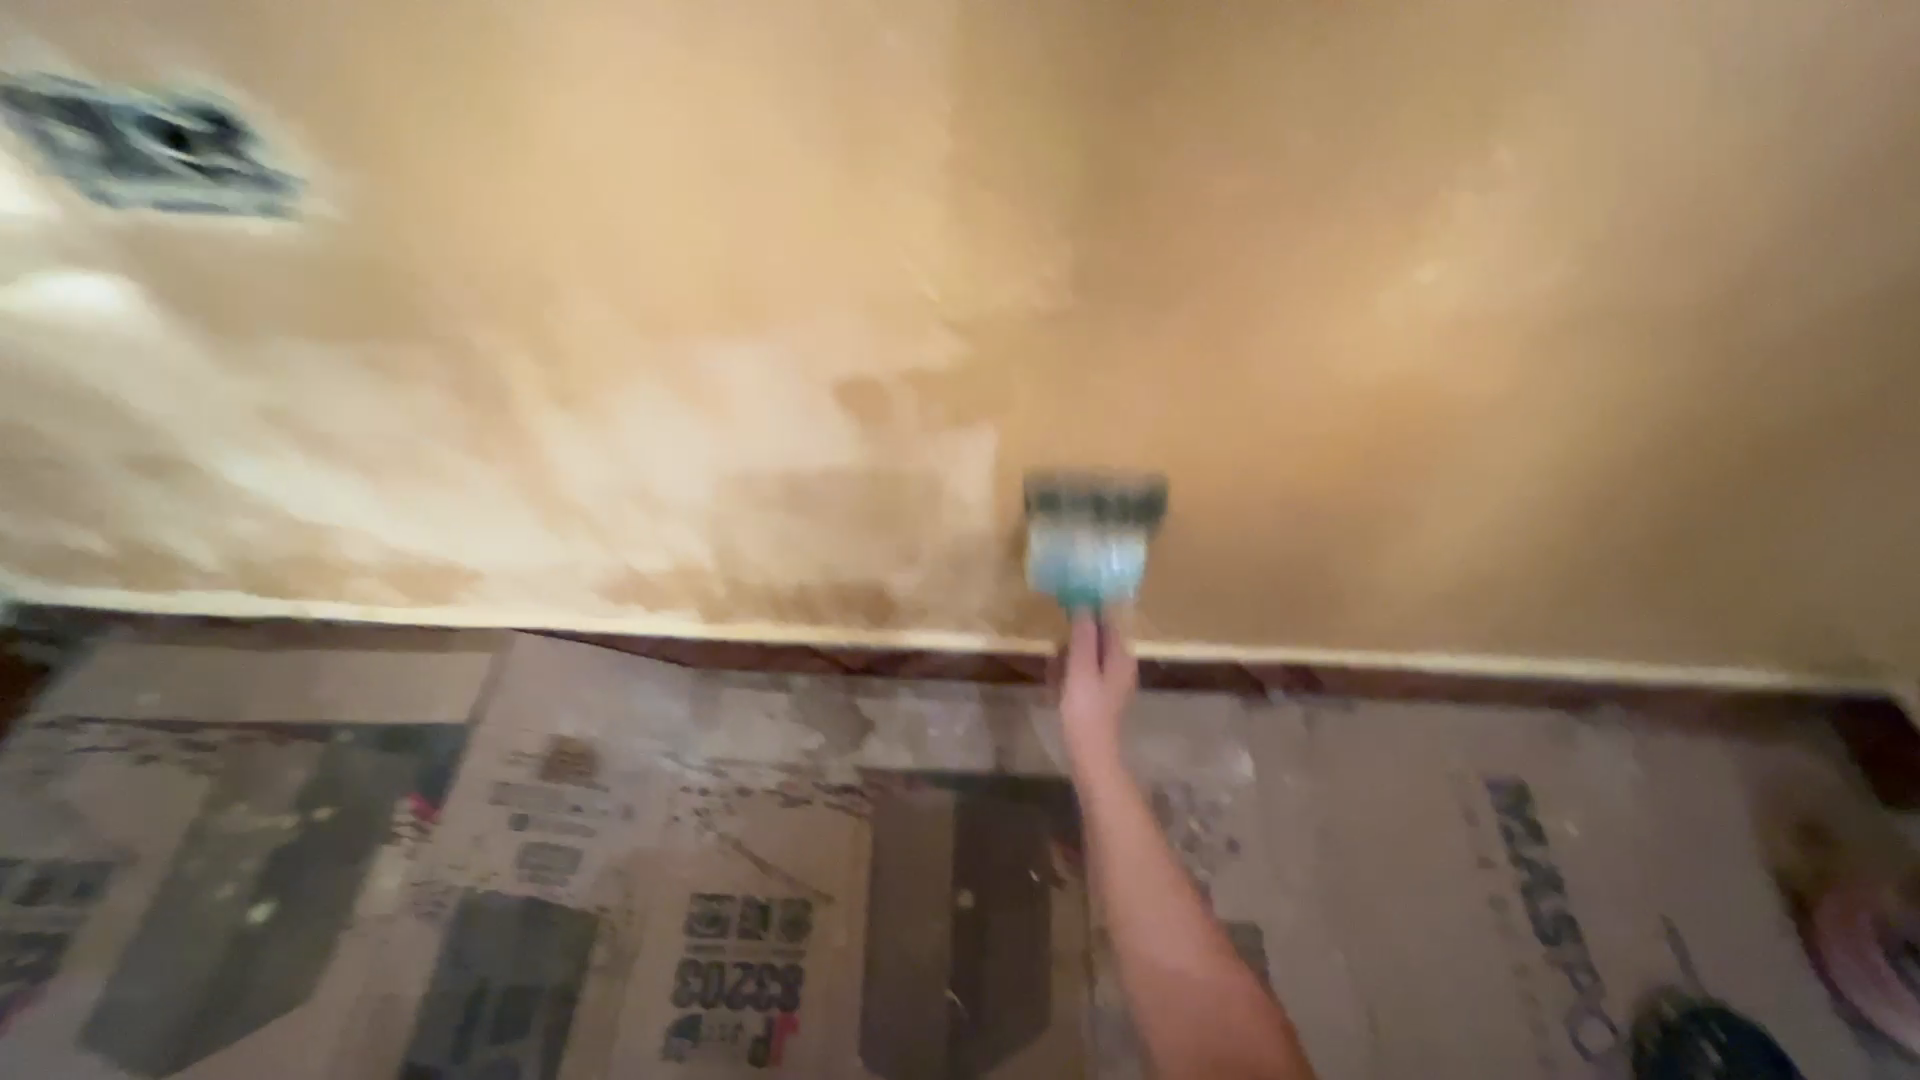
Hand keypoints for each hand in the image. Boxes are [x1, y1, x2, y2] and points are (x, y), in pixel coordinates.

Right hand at [1058, 613, 1136, 758]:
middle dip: (1073, 641)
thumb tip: (1083, 605)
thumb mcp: (1081, 668)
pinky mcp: (1097, 696)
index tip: (1066, 607)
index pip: (1108, 621)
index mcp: (1121, 656)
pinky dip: (1067, 676)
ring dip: (1067, 659)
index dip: (1088, 611)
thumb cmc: (1085, 709)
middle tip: (1057, 651)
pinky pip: (1081, 675)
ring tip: (1054, 672)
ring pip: (1085, 657)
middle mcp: (1120, 666)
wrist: (1090, 754)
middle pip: (1095, 639)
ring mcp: (1109, 682)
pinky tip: (1055, 686)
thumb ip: (1083, 636)